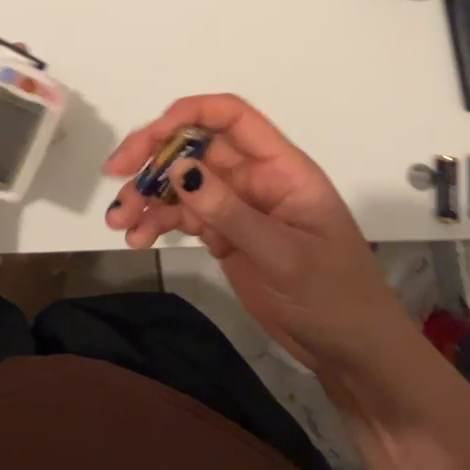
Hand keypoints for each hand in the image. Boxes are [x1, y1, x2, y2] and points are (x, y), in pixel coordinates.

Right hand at [102, 94, 409, 373]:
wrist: (354, 356)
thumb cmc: (336, 299)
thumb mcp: (284, 256)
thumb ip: (230, 212)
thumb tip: (178, 168)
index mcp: (281, 168)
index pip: (231, 117)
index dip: (188, 114)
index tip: (149, 138)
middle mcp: (254, 178)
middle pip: (193, 146)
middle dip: (151, 155)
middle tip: (116, 172)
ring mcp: (236, 205)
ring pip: (179, 181)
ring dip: (145, 194)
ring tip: (118, 220)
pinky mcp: (222, 233)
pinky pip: (179, 215)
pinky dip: (153, 222)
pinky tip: (135, 238)